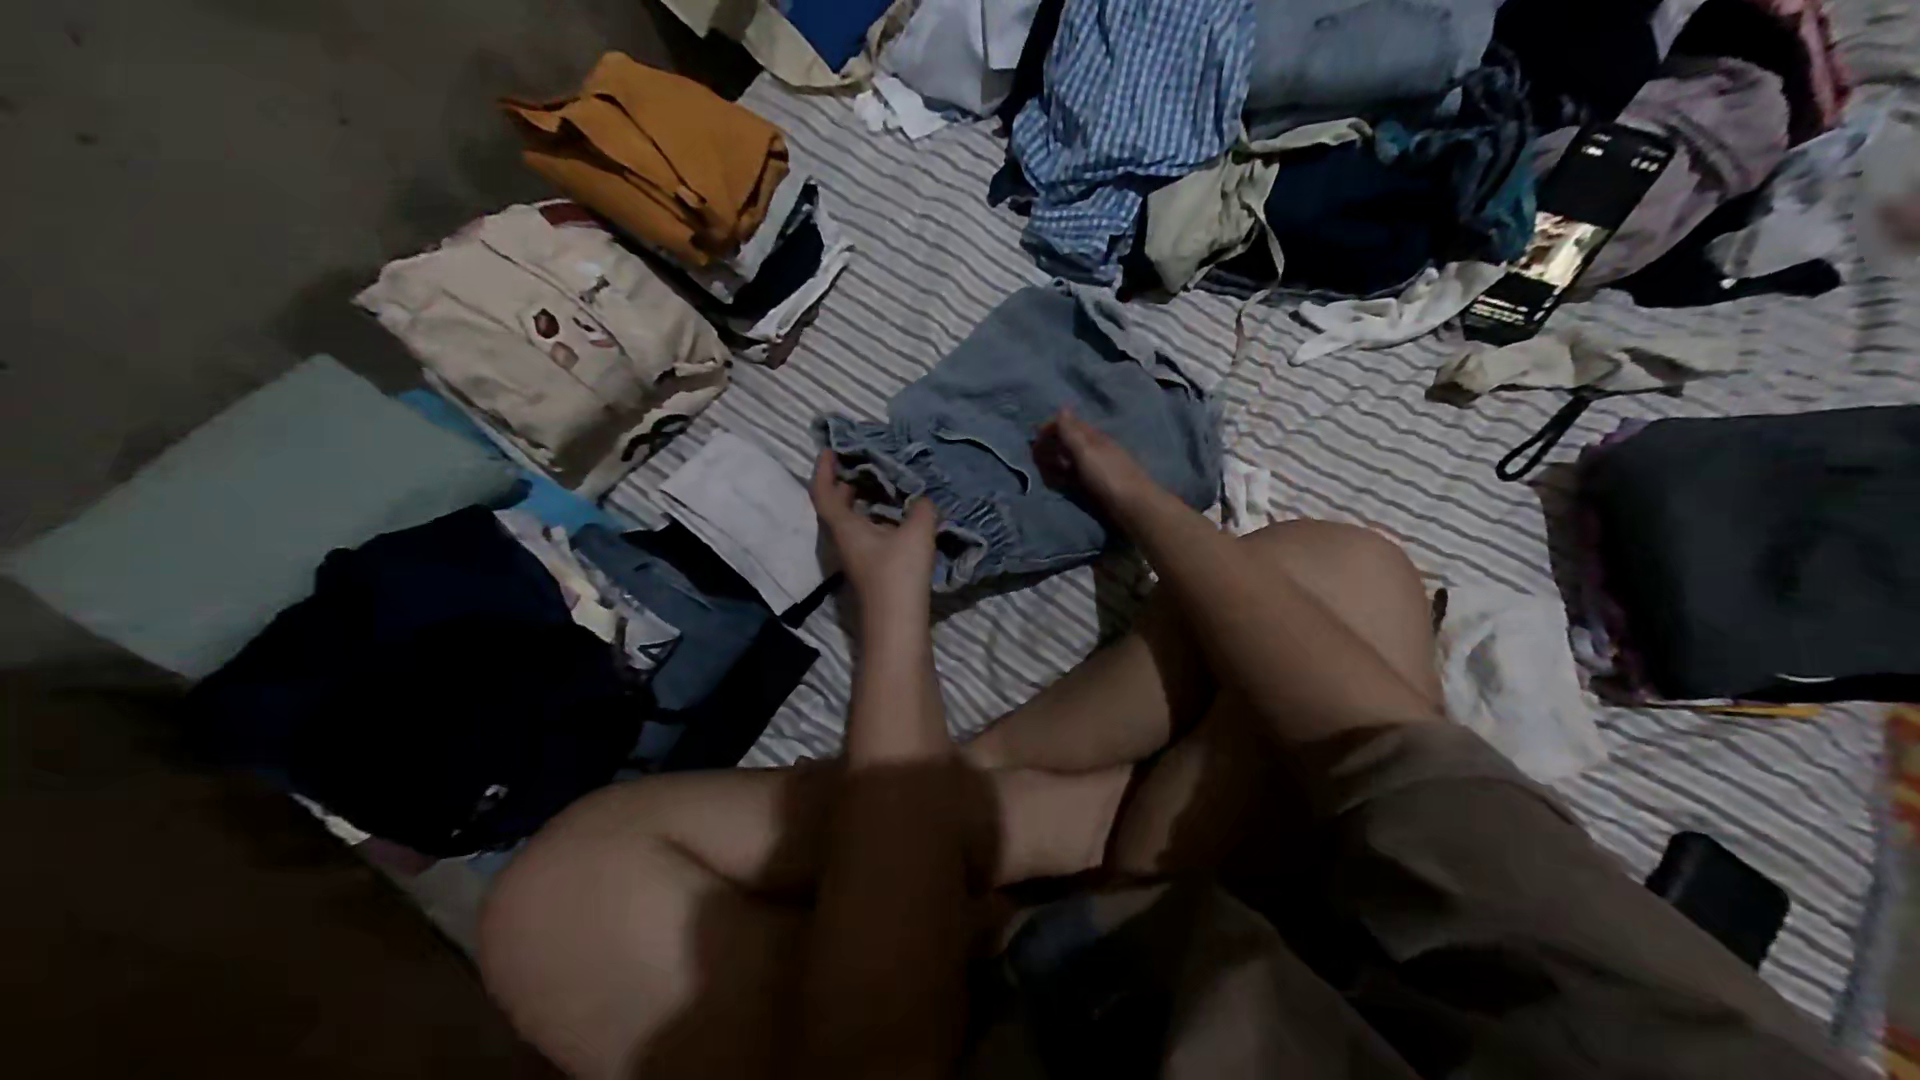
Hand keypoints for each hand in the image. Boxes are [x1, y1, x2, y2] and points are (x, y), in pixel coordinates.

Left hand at [811, 450, 938, 620]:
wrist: (896, 625)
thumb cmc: (899, 574)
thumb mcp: (916, 533)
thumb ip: (921, 509)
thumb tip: (922, 499)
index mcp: (845, 527)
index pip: (823, 492)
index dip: (824, 469)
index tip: (830, 449)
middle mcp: (844, 541)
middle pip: (835, 507)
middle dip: (844, 483)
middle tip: (862, 465)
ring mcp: (856, 558)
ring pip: (852, 522)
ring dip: (861, 502)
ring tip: (883, 485)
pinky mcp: (870, 570)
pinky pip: (866, 535)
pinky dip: (875, 519)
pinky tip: (898, 518)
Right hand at [1032, 409, 1162, 523]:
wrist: (1132, 506)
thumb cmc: (1108, 476)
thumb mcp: (1086, 450)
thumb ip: (1071, 432)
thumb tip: (1062, 407)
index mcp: (1092, 436)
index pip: (1068, 424)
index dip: (1050, 429)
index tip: (1036, 440)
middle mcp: (1092, 449)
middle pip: (1066, 442)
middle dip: (1050, 447)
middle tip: (1037, 459)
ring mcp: (1093, 468)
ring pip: (1068, 460)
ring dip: (1054, 464)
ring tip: (1046, 473)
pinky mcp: (1093, 486)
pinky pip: (1072, 477)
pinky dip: (1062, 478)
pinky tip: (1058, 484)